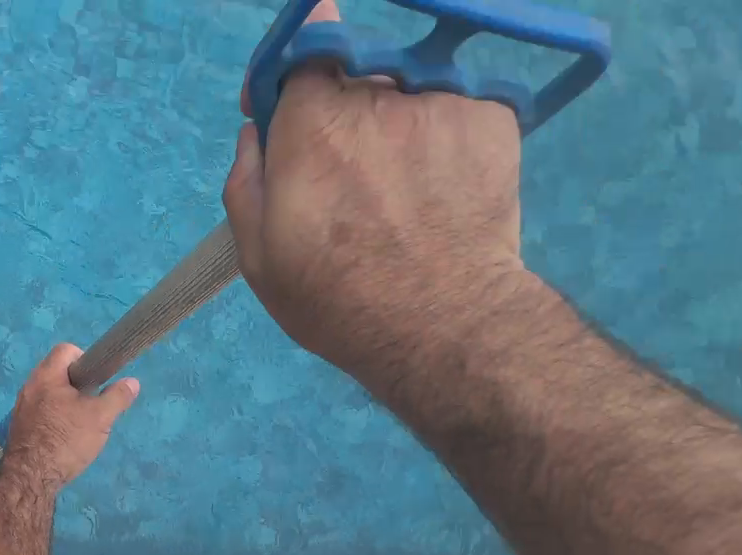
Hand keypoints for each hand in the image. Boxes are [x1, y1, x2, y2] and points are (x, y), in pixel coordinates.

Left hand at [0, 344, 138, 491]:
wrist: (31, 477)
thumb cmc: (66, 440)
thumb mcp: (100, 417)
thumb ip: (117, 396)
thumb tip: (132, 382)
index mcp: (46, 376)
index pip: (66, 350)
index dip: (86, 358)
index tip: (98, 379)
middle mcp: (28, 387)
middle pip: (57, 373)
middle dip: (78, 384)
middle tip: (93, 403)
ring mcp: (20, 409)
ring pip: (49, 395)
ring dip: (66, 404)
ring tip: (81, 423)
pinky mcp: (19, 428)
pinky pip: (40, 414)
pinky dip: (54, 419)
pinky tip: (64, 439)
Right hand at [224, 1, 535, 380]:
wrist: (438, 322)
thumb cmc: (330, 296)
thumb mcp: (257, 256)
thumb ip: (246, 181)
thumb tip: (255, 132)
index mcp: (314, 125)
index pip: (307, 44)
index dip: (292, 67)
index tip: (285, 106)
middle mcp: (382, 96)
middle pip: (354, 80)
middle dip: (341, 116)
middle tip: (344, 182)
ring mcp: (446, 101)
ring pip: (406, 98)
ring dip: (392, 131)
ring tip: (395, 197)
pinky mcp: (495, 117)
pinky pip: (453, 112)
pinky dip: (438, 141)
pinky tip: (435, 194)